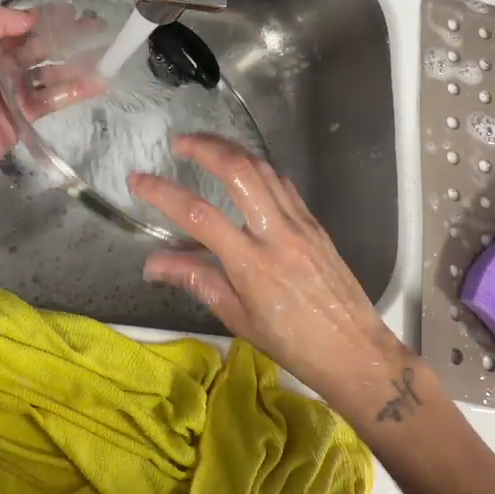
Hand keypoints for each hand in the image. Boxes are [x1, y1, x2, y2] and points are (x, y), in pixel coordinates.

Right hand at [131, 135, 412, 398]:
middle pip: (238, 172)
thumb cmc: (292, 344)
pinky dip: (258, 168)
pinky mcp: (314, 223)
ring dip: (231, 150)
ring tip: (206, 144)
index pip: (198, 215)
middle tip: (180, 141)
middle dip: (205, 147)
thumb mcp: (238, 318)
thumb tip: (152, 265)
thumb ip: (197, 281)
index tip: (138, 179)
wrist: (356, 352)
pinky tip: (244, 170)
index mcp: (252, 264)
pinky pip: (282, 183)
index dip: (162, 192)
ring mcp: (300, 224)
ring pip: (263, 169)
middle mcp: (276, 234)